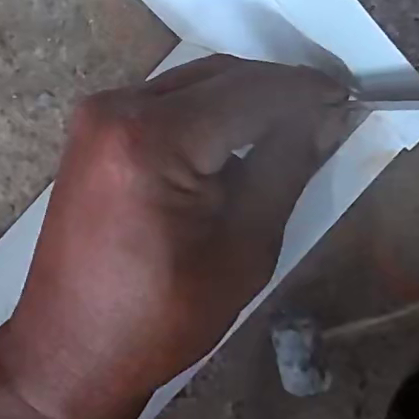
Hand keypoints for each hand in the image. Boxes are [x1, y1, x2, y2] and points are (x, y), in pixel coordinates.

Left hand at [0, 55, 353, 418]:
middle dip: (273, 91)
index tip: (348, 100)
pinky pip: (160, 103)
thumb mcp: (243, 248)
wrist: (70, 343)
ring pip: (188, 84)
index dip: (305, 91)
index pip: (249, 91)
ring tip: (284, 134)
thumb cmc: (159, 316)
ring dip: (238, 100)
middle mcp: (115, 108)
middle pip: (215, 75)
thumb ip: (284, 168)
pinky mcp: (90, 131)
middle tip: (324, 117)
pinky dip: (201, 113)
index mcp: (151, 137)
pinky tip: (230, 144)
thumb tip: (320, 117)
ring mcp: (96, 116)